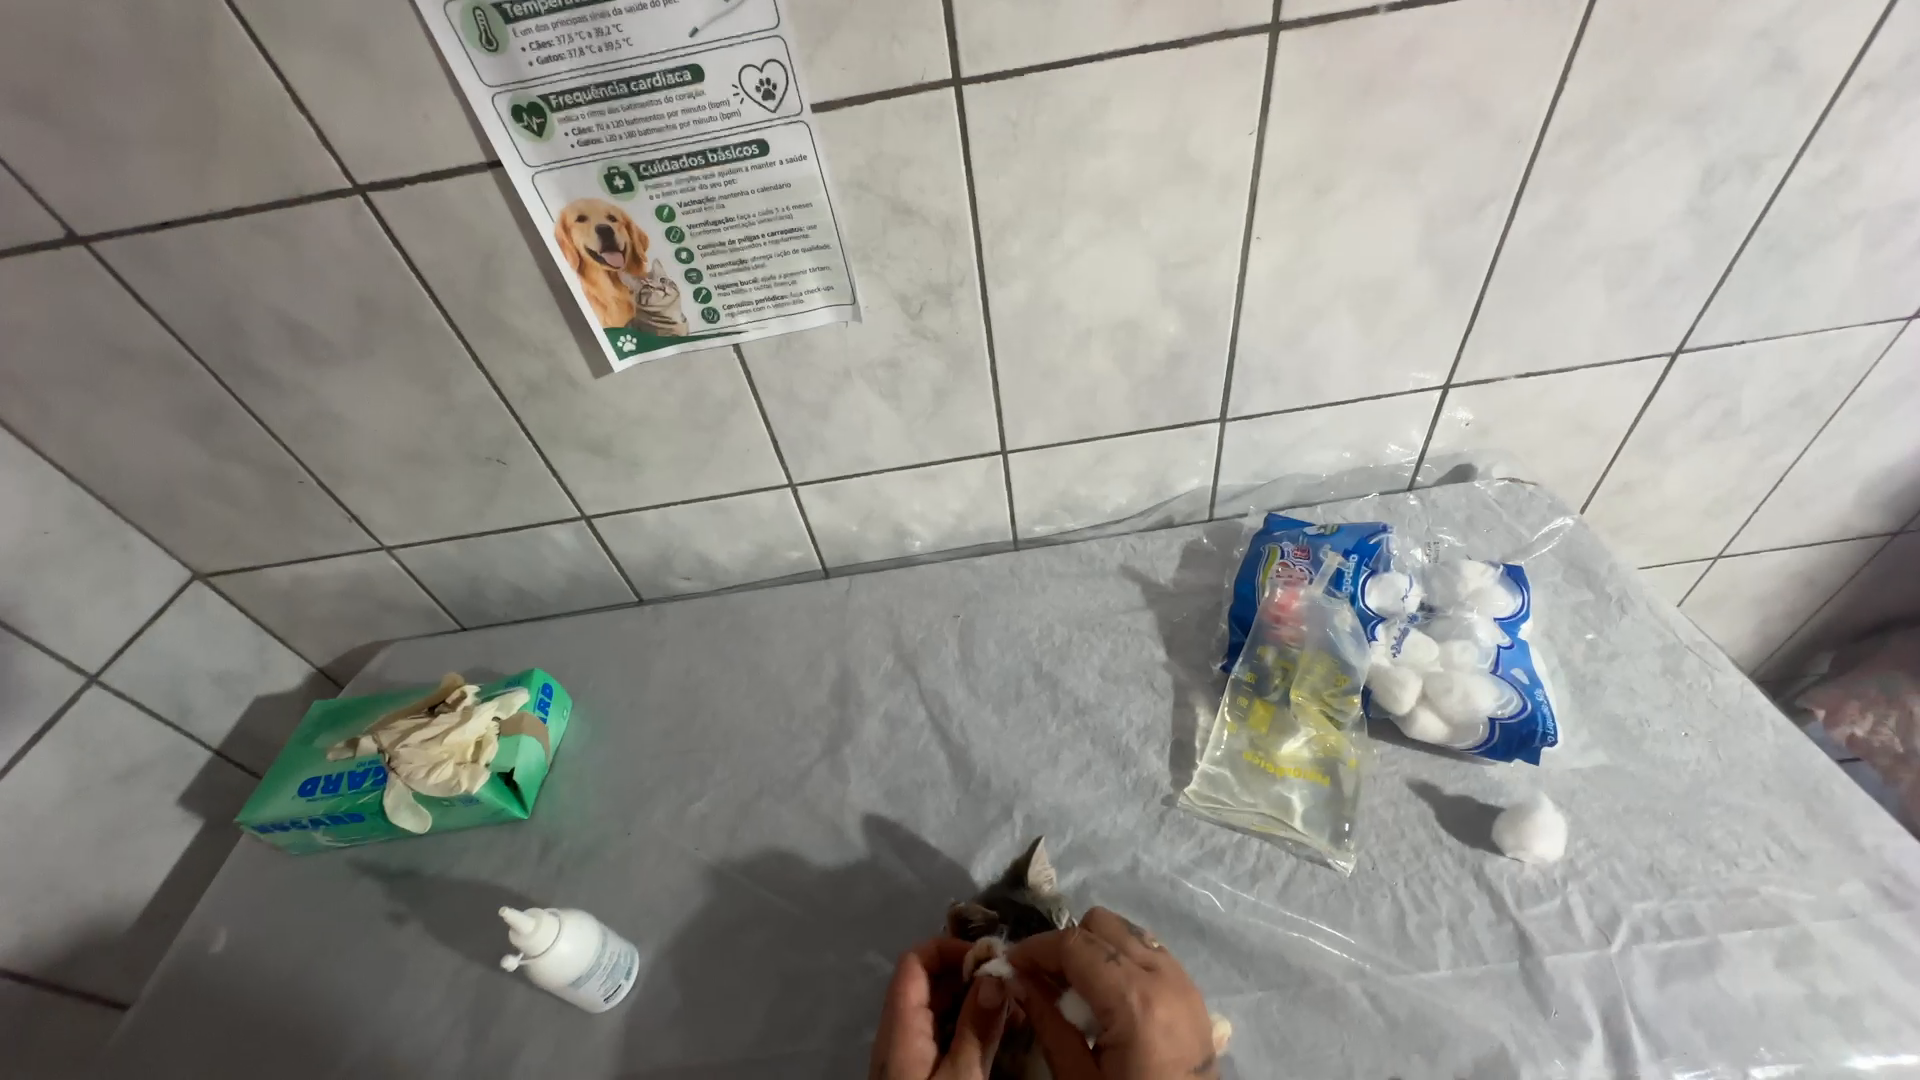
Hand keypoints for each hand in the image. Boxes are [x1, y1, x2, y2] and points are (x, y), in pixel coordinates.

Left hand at [869, 937, 1010, 1079]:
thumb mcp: (961, 1078)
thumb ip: (977, 1028)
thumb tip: (995, 975)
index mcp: (899, 1024)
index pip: (914, 961)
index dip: (949, 949)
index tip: (987, 958)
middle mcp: (897, 1031)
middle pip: (929, 982)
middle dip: (969, 976)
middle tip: (1010, 985)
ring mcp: (906, 1053)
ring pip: (938, 1009)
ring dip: (973, 1002)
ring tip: (1012, 1011)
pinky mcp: (917, 1071)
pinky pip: (940, 1034)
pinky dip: (968, 1026)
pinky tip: (996, 1034)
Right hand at [1008, 908, 1219, 1079]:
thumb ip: (1046, 1021)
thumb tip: (1015, 978)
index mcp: (1134, 1001)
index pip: (1073, 944)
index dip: (1035, 948)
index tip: (1010, 963)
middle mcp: (1163, 976)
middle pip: (1100, 923)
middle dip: (1066, 944)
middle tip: (1044, 978)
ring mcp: (1183, 980)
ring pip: (1125, 930)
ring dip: (1095, 947)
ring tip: (1076, 986)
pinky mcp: (1192, 991)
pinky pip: (1149, 950)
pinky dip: (1122, 957)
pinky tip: (1108, 993)